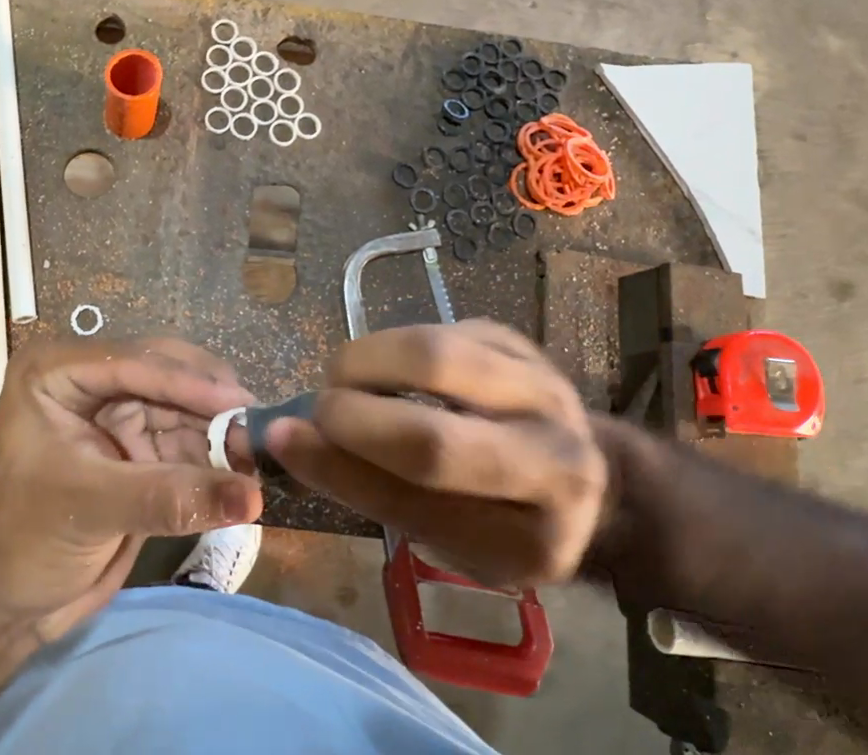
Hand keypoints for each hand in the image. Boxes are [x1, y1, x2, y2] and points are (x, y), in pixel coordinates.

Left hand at [0, 338, 264, 638]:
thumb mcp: (90, 508)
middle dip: (211, 403)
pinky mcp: (135, 452)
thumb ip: (169, 497)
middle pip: (165, 376)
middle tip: (261, 428)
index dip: (189, 382)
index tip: (242, 404)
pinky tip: (244, 474)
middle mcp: (87, 382)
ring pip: (182, 409)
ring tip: (261, 454)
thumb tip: (252, 495)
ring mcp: (114, 416)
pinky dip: (213, 459)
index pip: (132, 362)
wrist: (1, 603)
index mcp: (55, 372)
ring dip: (219, 432)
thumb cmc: (21, 542)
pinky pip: (184, 444)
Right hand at [265, 320, 606, 585]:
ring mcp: (539, 377)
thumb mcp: (442, 537)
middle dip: (353, 407)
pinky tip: (385, 377)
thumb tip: (284, 435)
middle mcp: (555, 439)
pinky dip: (390, 351)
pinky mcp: (513, 339)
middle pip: (435, 406)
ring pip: (434, 349)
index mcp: (543, 511)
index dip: (344, 455)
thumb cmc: (500, 525)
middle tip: (320, 412)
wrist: (584, 487)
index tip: (283, 436)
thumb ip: (367, 488)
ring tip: (343, 385)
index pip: (429, 471)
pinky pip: (435, 331)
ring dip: (366, 362)